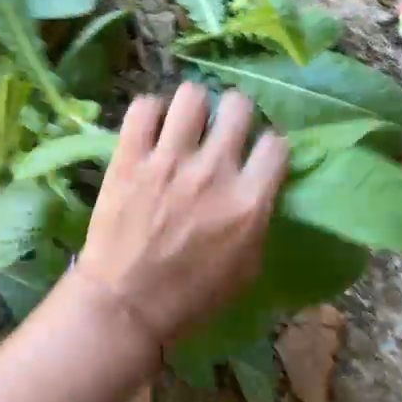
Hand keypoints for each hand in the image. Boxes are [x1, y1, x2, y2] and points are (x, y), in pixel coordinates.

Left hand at [74, 83, 287, 345]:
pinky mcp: (129, 157)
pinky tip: (151, 129)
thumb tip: (260, 185)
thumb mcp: (246, 267)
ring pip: (191, 95)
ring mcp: (168, 160)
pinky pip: (143, 107)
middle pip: (237, 105)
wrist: (125, 305)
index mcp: (248, 202)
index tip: (256, 152)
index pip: (275, 143)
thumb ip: (257, 218)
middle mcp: (213, 172)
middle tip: (220, 127)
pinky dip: (150, 112)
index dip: (267, 145)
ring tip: (183, 124)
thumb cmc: (191, 296)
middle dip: (233, 113)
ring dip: (191, 108)